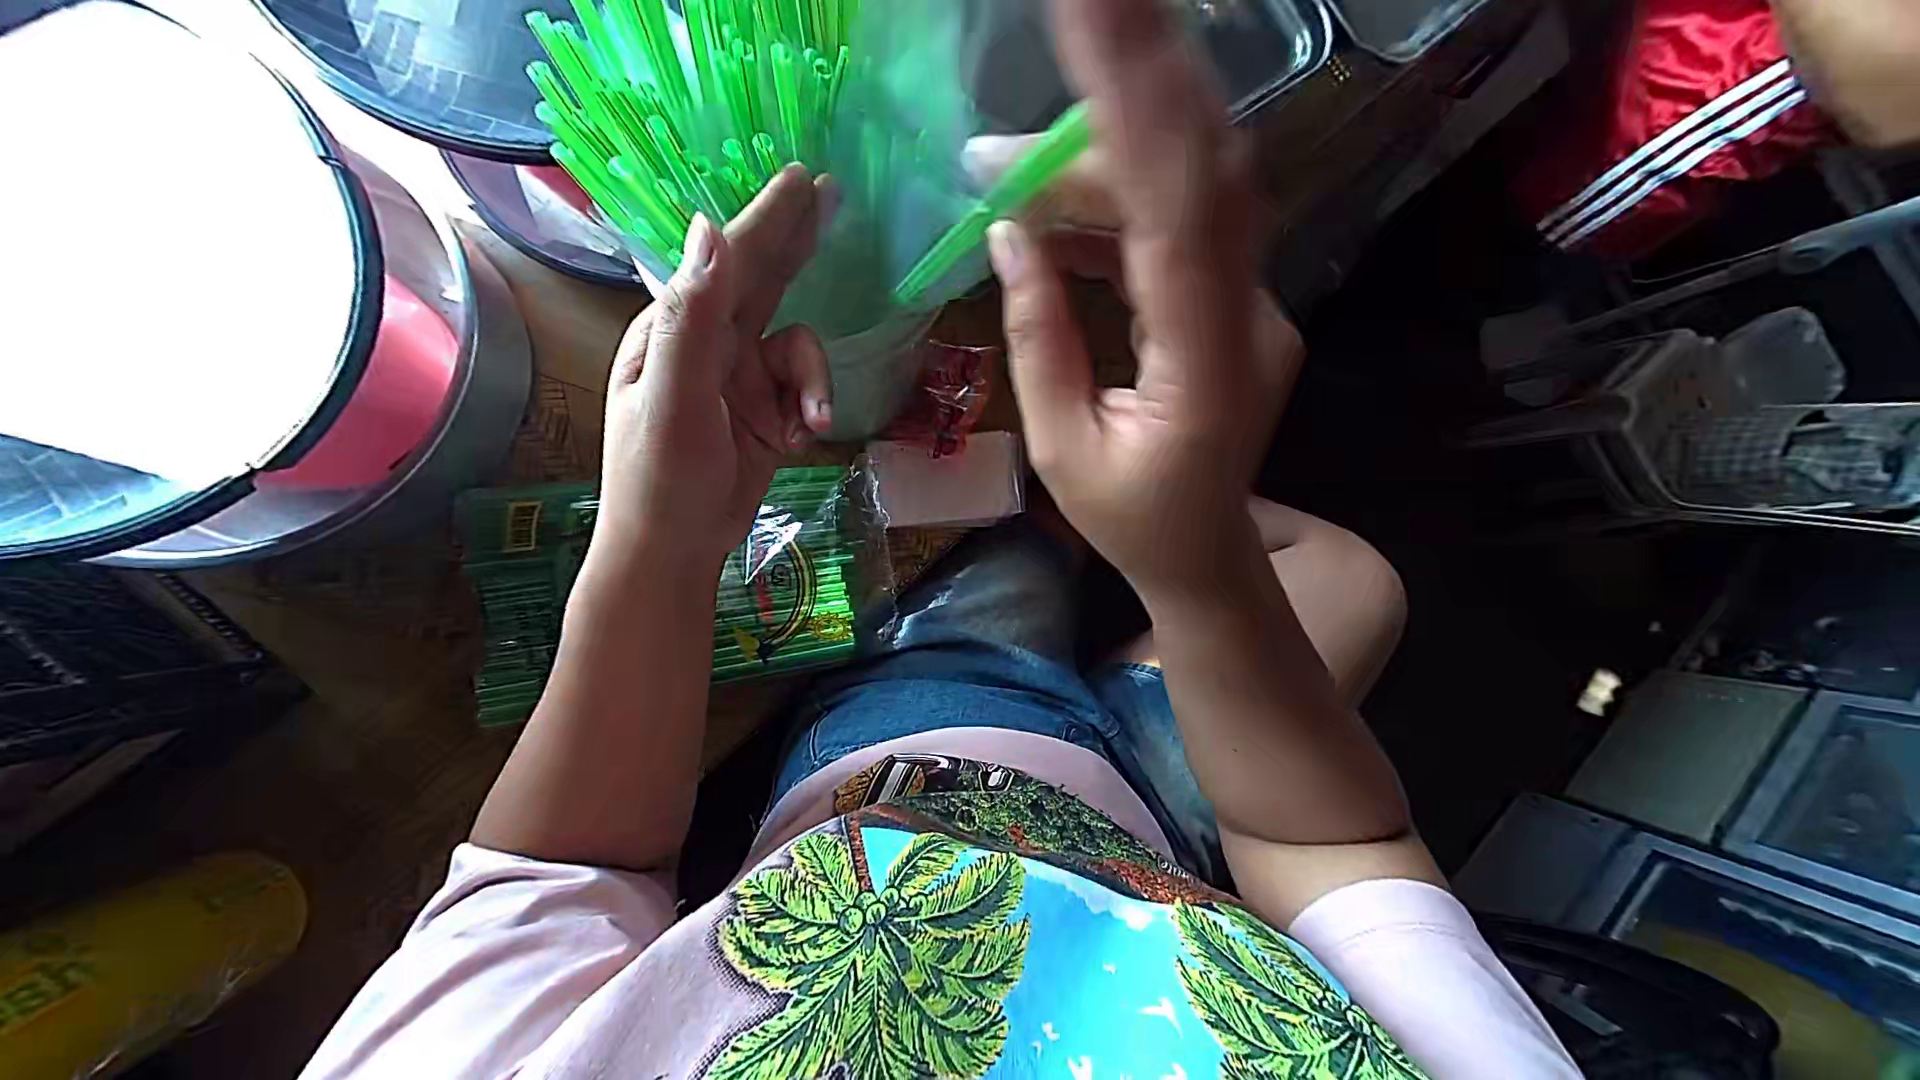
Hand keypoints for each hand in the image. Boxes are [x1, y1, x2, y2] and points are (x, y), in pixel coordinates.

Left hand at [595, 166, 834, 575]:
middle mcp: (711, 346)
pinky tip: (803, 438)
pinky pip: (805, 391)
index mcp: (677, 331)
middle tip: (830, 197)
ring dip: (813, 381)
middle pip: (762, 284)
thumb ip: (691, 318)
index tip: (800, 179)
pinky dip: (812, 409)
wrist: (676, 547)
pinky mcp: (768, 414)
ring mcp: (742, 381)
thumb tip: (710, 230)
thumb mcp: (671, 399)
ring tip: (809, 421)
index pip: (728, 263)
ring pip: (798, 350)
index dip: (765, 220)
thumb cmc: (659, 478)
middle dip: (795, 245)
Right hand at [989, 0, 1299, 595]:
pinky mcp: (1234, 302)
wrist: (1204, 551)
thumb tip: (1009, 239)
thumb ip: (1035, 342)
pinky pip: (1182, 227)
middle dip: (1128, 88)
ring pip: (1192, 190)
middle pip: (1201, 171)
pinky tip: (1057, 208)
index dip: (1136, 106)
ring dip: (1105, 154)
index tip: (1089, 15)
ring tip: (1009, 163)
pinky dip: (1118, 201)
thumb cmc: (1130, 520)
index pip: (1180, 209)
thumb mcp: (1060, 450)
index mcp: (1204, 366)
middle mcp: (1249, 316)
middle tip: (1060, 21)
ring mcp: (1251, 304)